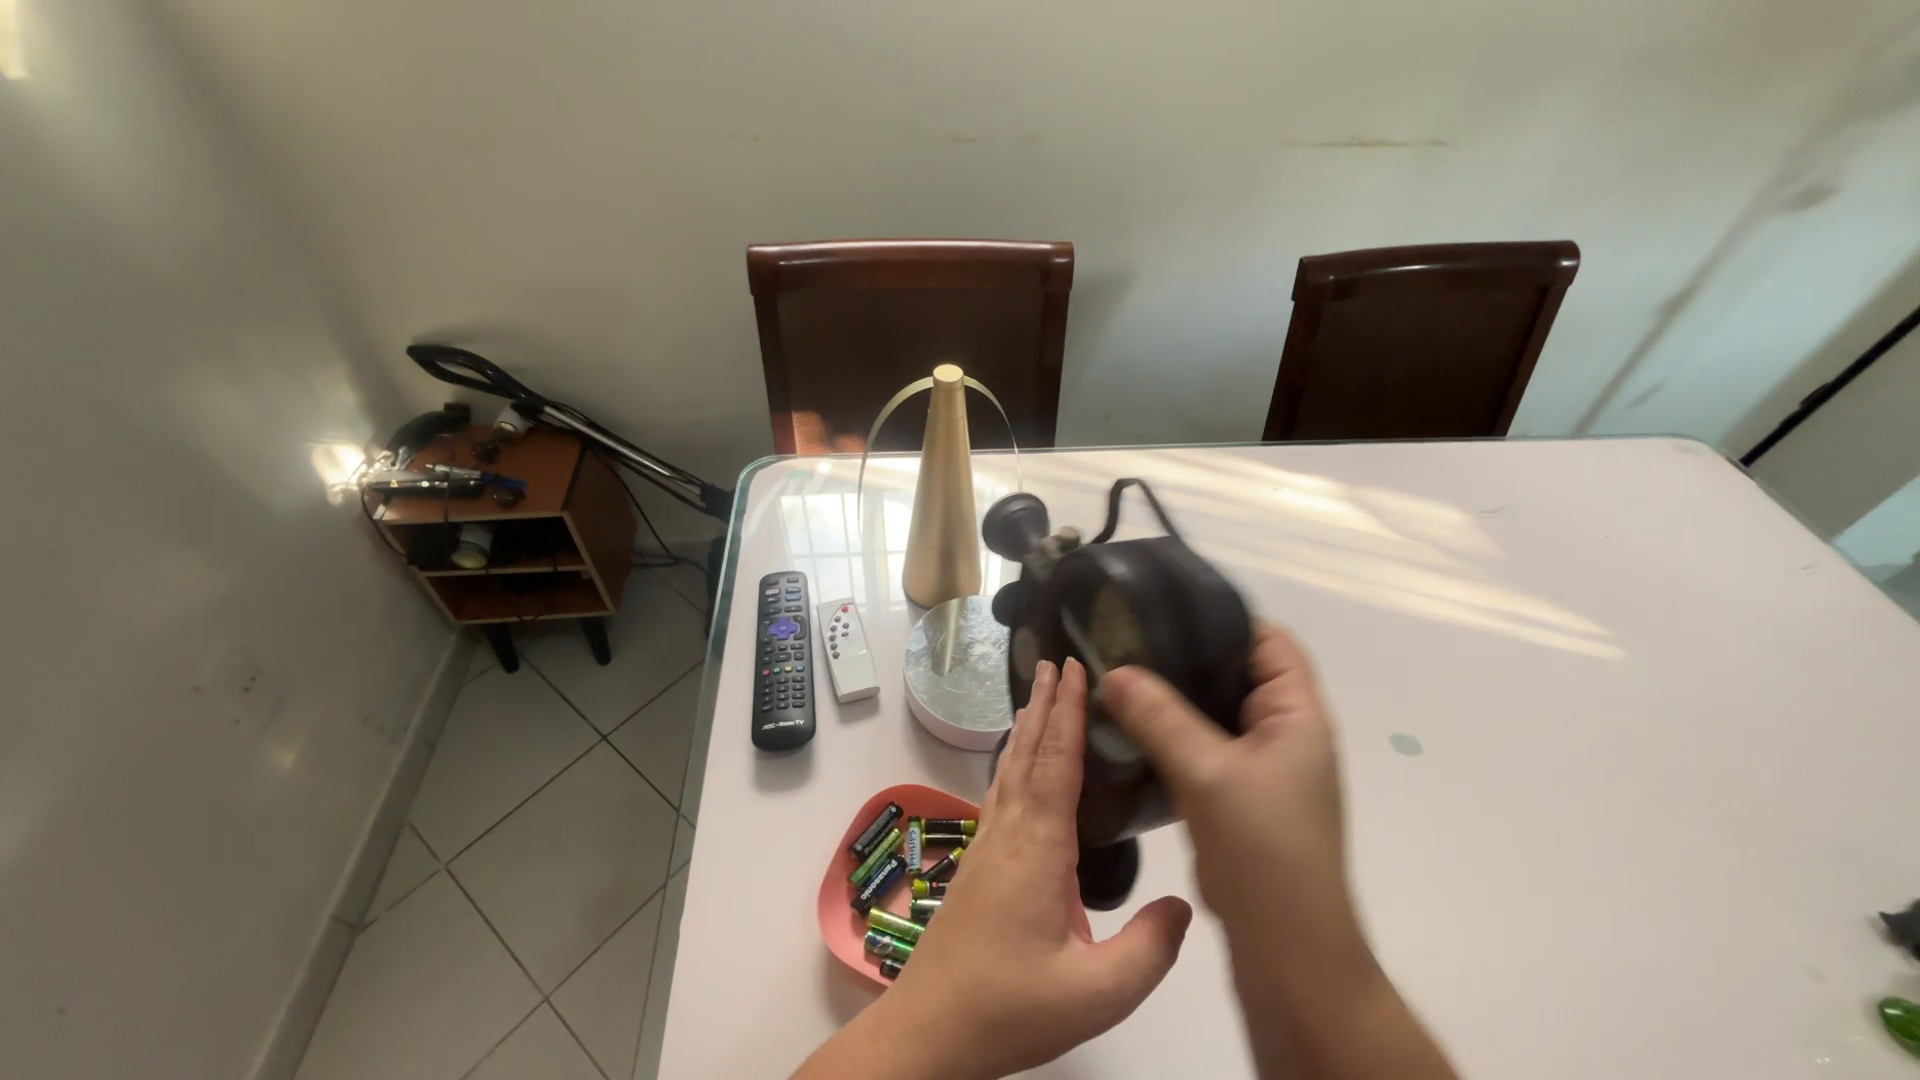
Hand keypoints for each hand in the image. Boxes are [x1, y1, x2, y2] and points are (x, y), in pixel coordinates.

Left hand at [866, 658, 1193, 1078]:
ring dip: (1027, 728)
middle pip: (1028, 754)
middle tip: (1056, 661)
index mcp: (1037, 849)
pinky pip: (1002, 795)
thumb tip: (1181, 905)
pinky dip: (1015, 762)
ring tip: (1039, 695)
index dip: (1069, 713)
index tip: (1075, 669)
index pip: (1056, 763)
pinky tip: (1020, 767)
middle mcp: (1008, 834)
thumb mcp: (1096, 993)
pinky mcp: (978, 865)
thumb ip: (1148, 950)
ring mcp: (987, 848)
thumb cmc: (1009, 1008)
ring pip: (1010, 771)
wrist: (930, 1029)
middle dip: (1044, 705)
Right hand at [1101, 623, 1466, 1079]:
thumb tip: (1113, 670)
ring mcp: (1258, 765)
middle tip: (1124, 640)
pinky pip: (1198, 747)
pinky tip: (1125, 729)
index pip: (1268, 640)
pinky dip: (1167, 734)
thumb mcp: (1211, 774)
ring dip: (1170, 698)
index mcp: (1297, 713)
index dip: (1222, 618)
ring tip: (1115, 677)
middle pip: (1233, 673)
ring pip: (1211, 713)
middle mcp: (1281, 731)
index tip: (1162, 607)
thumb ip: (1161, 718)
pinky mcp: (1233, 794)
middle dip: (1182, 657)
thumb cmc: (1265, 849)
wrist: (1285, 946)